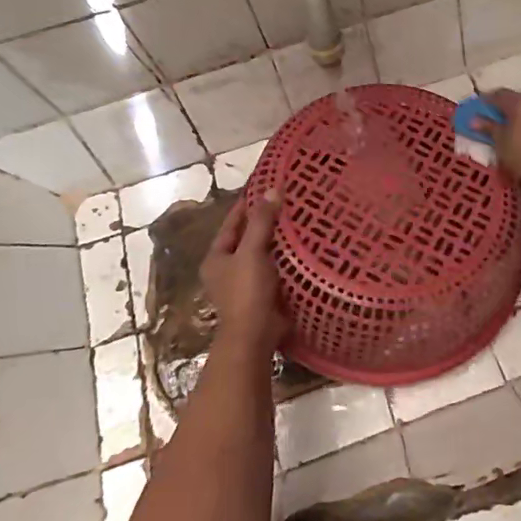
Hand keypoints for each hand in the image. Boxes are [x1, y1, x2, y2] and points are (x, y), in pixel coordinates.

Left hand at [200, 191, 288, 353]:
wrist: (255, 335)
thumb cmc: (246, 291)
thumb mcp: (251, 252)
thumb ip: (261, 222)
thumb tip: (272, 190)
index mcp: (216, 258)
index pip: (231, 223)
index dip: (246, 205)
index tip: (263, 186)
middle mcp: (227, 269)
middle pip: (246, 238)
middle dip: (264, 222)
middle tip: (287, 202)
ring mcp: (245, 283)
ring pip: (262, 254)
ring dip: (277, 241)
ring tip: (299, 221)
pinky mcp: (263, 294)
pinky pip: (275, 269)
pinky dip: (286, 259)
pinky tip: (303, 249)